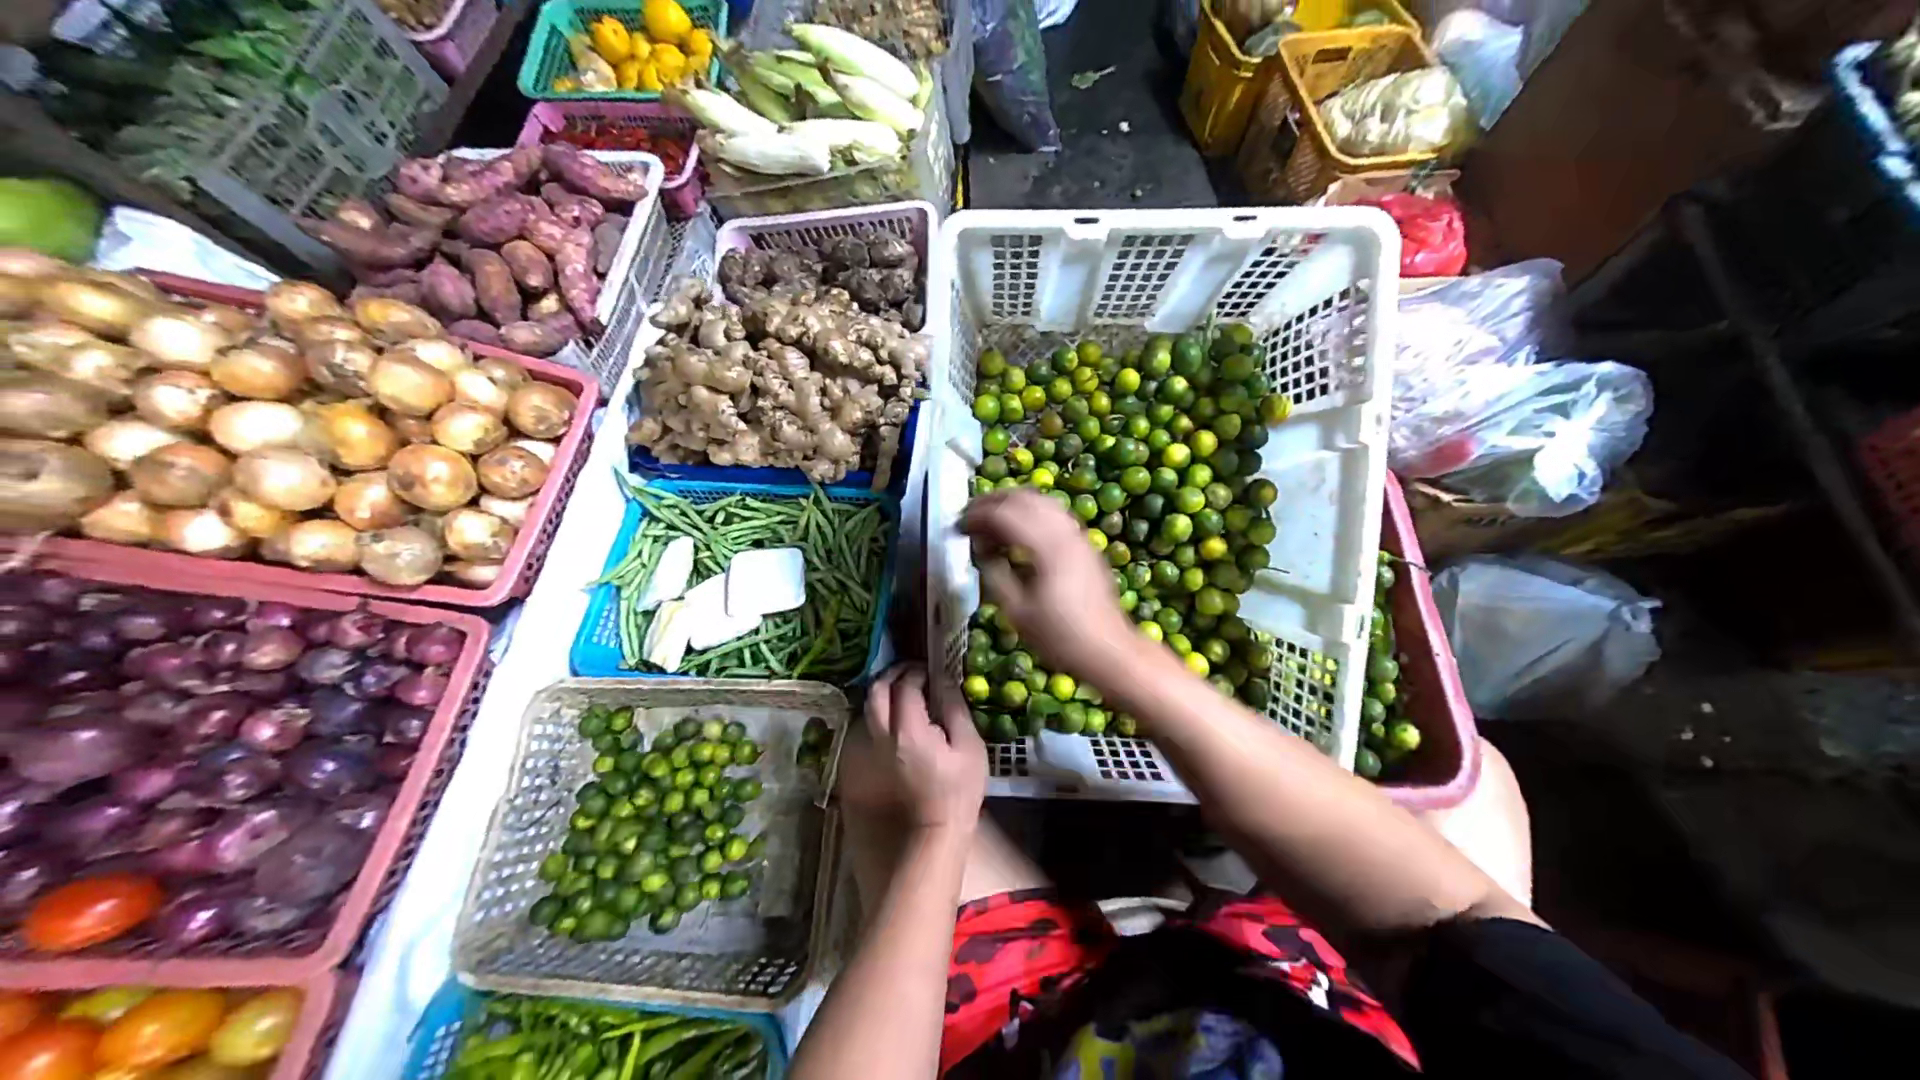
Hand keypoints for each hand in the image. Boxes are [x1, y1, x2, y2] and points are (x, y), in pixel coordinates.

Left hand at [863, 664, 986, 832]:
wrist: (931, 835)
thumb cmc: (958, 792)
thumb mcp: (969, 747)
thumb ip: (955, 709)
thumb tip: (944, 681)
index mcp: (909, 730)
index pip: (905, 685)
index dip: (917, 672)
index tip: (930, 672)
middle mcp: (880, 736)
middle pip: (876, 690)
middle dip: (893, 674)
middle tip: (910, 673)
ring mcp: (865, 752)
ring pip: (865, 709)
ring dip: (882, 695)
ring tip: (901, 696)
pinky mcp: (858, 766)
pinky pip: (862, 730)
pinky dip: (875, 718)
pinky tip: (891, 724)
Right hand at [961, 489, 1136, 681]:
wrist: (1108, 650)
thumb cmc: (1060, 637)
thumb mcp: (1017, 612)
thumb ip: (995, 575)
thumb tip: (982, 551)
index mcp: (1046, 548)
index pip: (1004, 513)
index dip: (977, 515)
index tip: (959, 527)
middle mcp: (1064, 533)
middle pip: (1023, 498)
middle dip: (992, 502)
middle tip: (970, 517)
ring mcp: (1078, 536)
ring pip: (1041, 501)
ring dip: (1013, 503)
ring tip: (991, 519)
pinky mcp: (1085, 544)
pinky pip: (1055, 514)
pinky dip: (1032, 512)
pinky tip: (1020, 530)